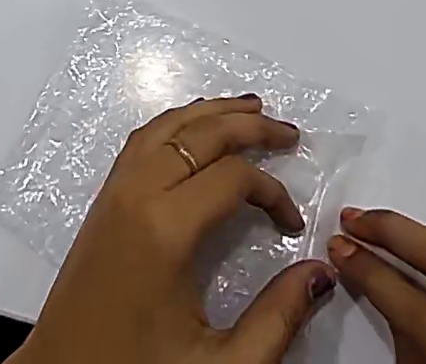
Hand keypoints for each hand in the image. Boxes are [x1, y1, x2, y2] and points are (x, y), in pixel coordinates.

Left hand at [10, 95, 337, 363]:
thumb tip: (320, 273)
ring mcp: (116, 188)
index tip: (292, 222)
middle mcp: (138, 192)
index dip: (272, 191)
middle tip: (288, 132)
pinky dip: (176, 122)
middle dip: (248, 126)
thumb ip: (278, 318)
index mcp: (166, 228)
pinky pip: (144, 138)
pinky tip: (194, 127)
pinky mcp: (105, 195)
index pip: (231, 177)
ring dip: (210, 112)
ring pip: (168, 125)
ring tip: (248, 108)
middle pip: (200, 134)